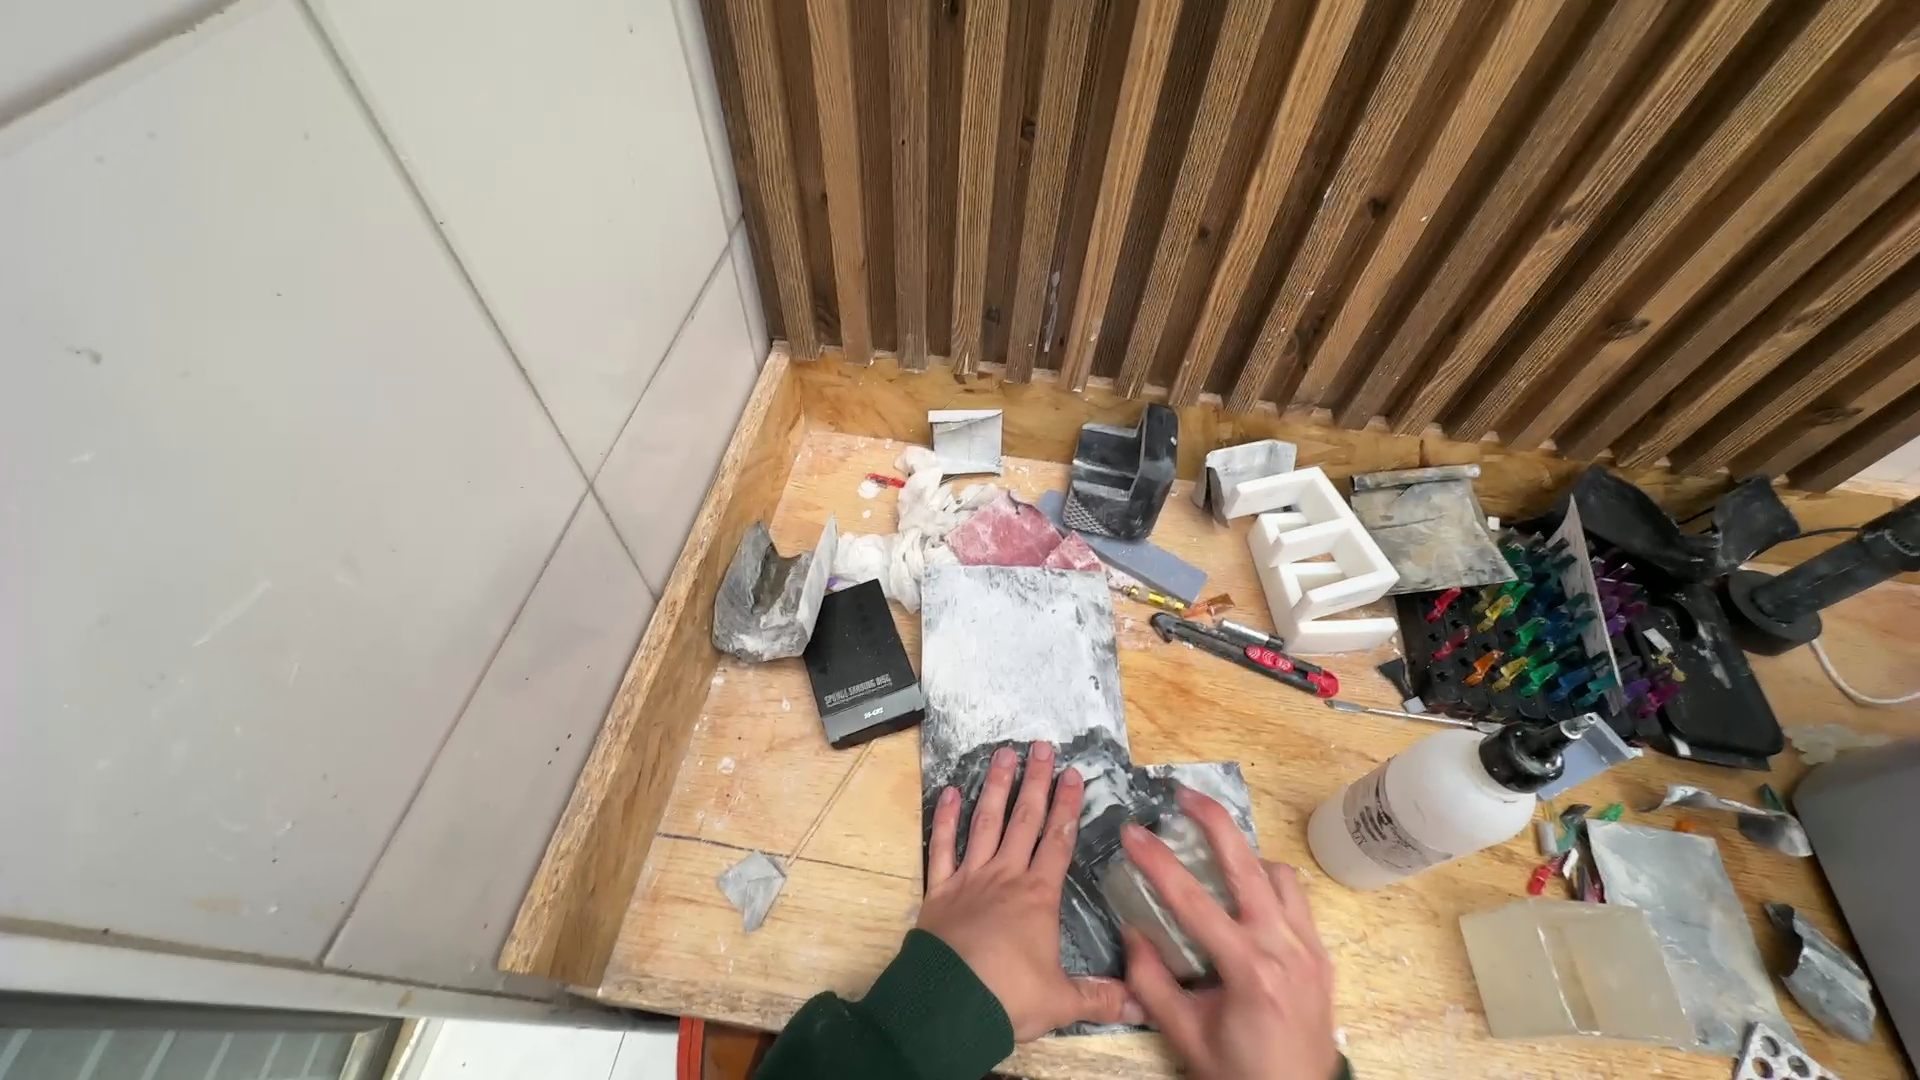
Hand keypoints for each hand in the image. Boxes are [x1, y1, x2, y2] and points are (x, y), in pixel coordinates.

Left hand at [920, 741, 1142, 1039]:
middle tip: (1040, 746)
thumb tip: (1142, 1005)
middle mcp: (1006, 876)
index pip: (1058, 840)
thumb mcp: (1061, 1001)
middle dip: (1036, 782)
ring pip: (985, 822)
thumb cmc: (1008, 997)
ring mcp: (970, 877)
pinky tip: (949, 792)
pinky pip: (942, 847)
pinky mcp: (940, 889)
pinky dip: (944, 819)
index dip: (1068, 806)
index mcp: (1038, 896)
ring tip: (1002, 753)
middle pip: (1024, 820)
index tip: (1073, 773)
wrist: (949, 1006)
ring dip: (996, 787)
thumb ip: (1100, 997)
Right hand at [1120, 787, 1338, 1079]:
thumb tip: (1131, 931)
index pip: (1191, 900)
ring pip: (1278, 873)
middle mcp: (1284, 948)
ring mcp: (1310, 947)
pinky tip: (1247, 894)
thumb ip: (1151, 982)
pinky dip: (1268, 882)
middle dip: (1213, 820)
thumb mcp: (1184, 1036)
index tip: (1130, 830)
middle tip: (1183, 793)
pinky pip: (1295, 897)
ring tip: (1214, 853)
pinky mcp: (1322, 953)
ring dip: (1244, 855)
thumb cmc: (1239, 1073)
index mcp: (1248, 970)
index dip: (1156, 860)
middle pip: (1246, 864)